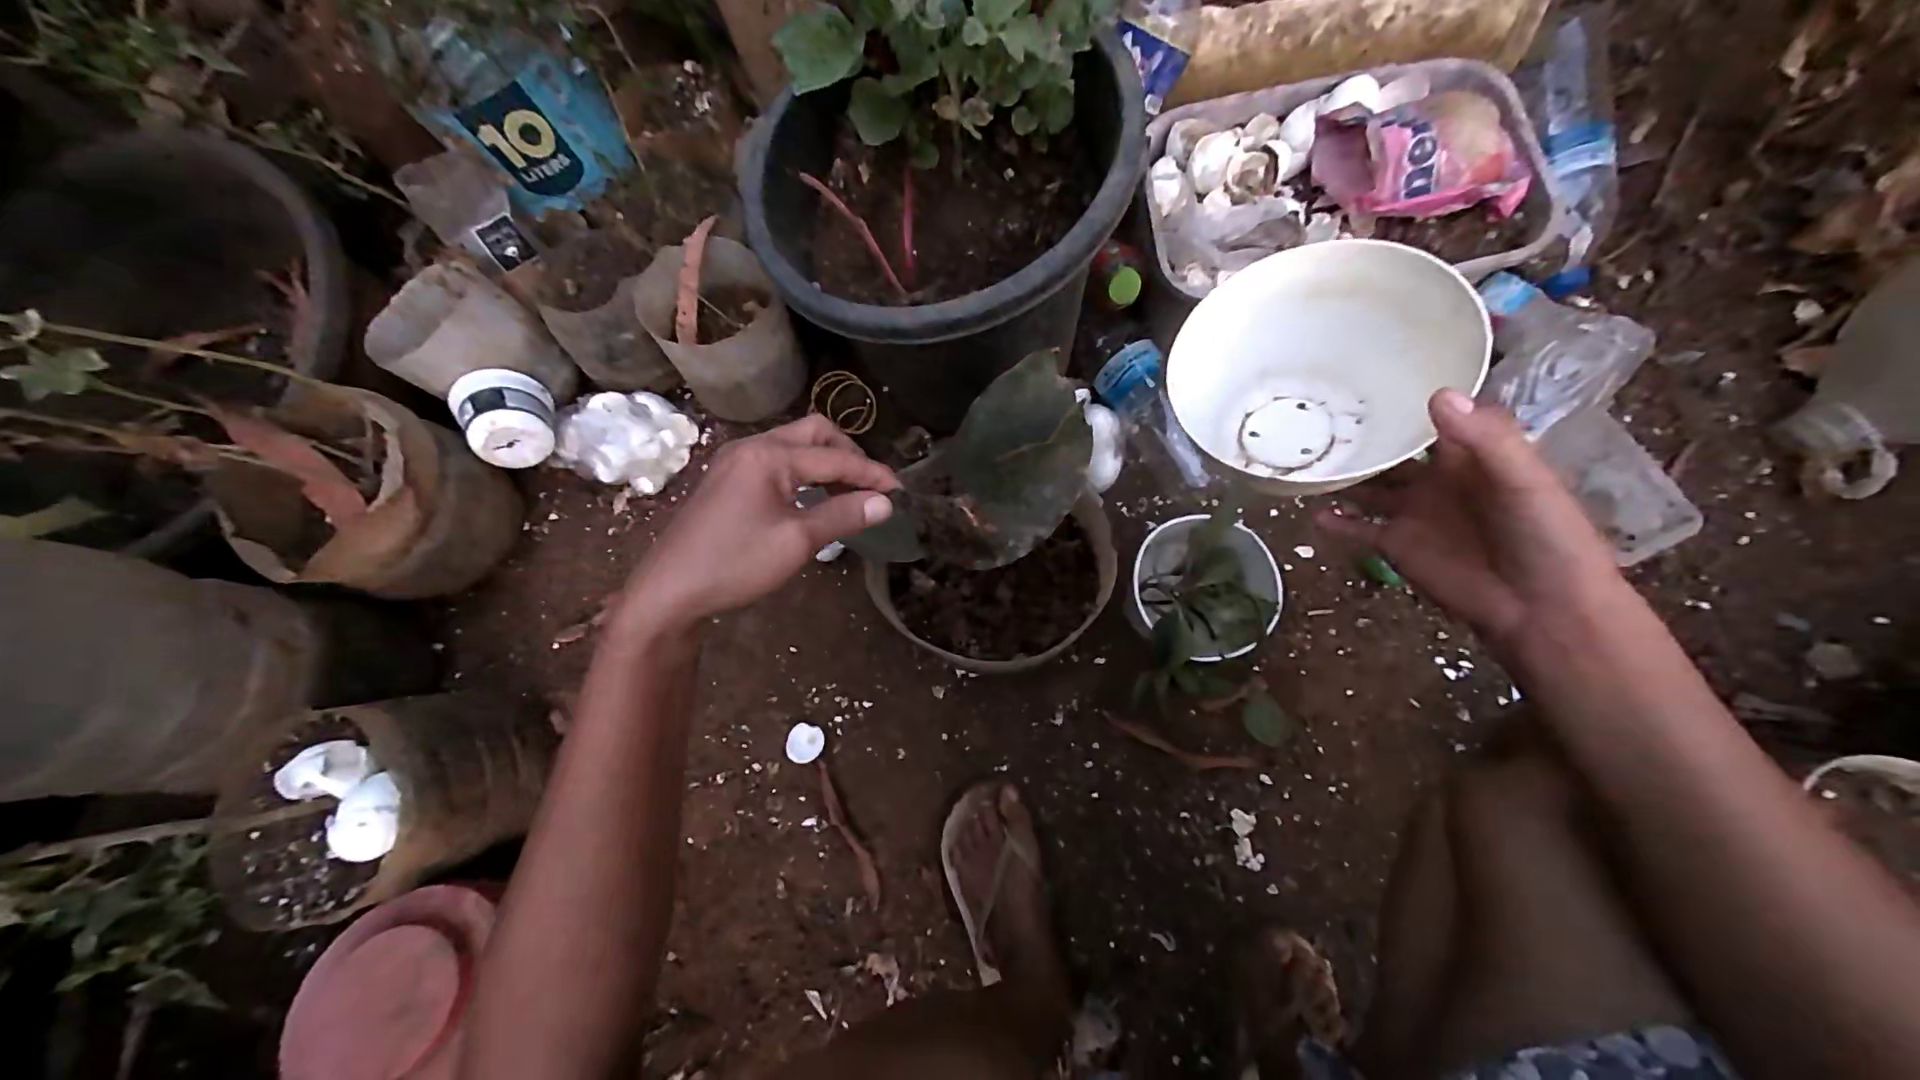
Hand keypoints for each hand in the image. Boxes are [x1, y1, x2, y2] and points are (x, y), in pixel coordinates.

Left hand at [615, 415, 898, 631]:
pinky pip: (776, 463)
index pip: (834, 457)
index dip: (871, 473)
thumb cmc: (734, 564)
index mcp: (768, 456)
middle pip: (813, 434)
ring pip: (793, 447)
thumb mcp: (796, 541)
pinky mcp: (727, 480)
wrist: (669, 591)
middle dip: (848, 454)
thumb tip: (885, 503)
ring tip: (849, 493)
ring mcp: (734, 462)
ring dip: (825, 463)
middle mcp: (750, 447)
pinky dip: (803, 474)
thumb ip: (843, 515)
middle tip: (871, 485)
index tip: (900, 492)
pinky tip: (813, 499)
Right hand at [1316, 390, 1627, 650]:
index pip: (1433, 418)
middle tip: (1318, 416)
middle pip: (1390, 452)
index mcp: (1470, 456)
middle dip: (1361, 437)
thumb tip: (1438, 393)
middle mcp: (1435, 479)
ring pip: (1367, 487)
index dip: (1405, 400)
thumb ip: (1485, 438)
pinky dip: (1335, 520)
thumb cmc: (1545, 536)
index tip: (1368, 376)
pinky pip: (1357, 527)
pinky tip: (1311, 510)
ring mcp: (1412, 512)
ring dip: (1342, 475)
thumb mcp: (1525, 480)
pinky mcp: (1394, 543)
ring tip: (1306, 458)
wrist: (1540, 607)